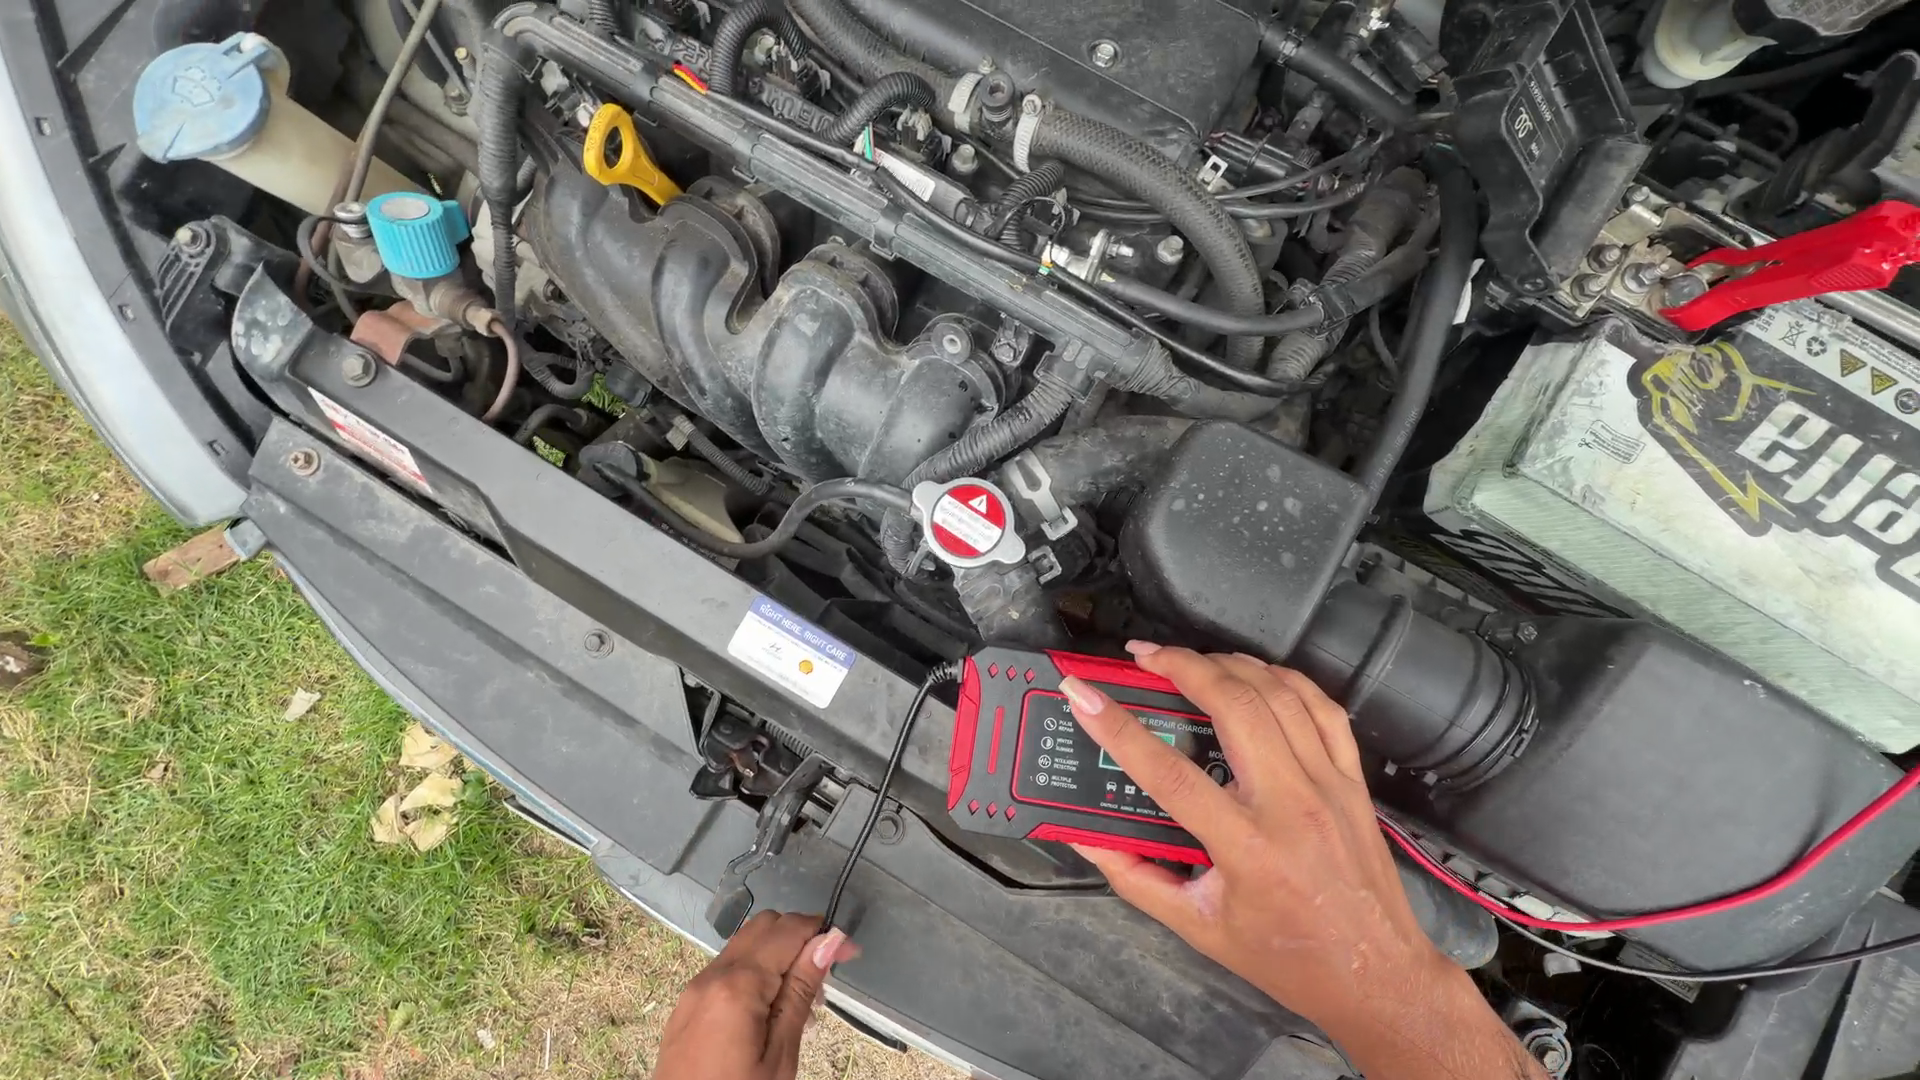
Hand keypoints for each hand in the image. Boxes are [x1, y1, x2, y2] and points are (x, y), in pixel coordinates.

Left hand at [651, 911, 860, 1079]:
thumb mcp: (779, 1057)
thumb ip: (801, 991)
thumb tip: (828, 940)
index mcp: (738, 985)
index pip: (789, 930)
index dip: (824, 933)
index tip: (849, 954)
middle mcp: (712, 974)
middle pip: (766, 925)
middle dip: (800, 938)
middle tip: (823, 980)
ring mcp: (695, 988)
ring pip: (746, 943)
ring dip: (779, 953)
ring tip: (800, 1000)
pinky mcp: (687, 1005)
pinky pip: (728, 967)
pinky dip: (756, 971)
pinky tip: (769, 1010)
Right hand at [1060, 645, 1542, 1079]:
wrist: (1379, 977)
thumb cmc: (1282, 956)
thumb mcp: (1196, 927)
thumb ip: (1135, 877)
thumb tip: (1084, 835)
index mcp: (1246, 848)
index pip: (1169, 773)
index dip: (1118, 728)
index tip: (1082, 692)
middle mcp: (1291, 805)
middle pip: (1235, 708)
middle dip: (1182, 665)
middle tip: (1143, 655)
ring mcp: (1329, 785)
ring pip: (1278, 695)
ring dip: (1227, 662)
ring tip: (1188, 657)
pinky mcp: (1354, 779)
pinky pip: (1322, 707)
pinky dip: (1283, 677)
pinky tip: (1252, 671)